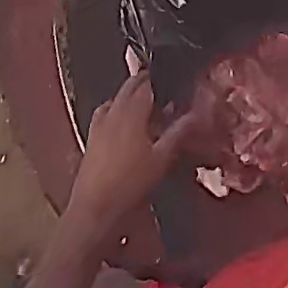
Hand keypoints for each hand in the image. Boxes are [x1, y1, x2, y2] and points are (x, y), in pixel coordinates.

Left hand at [66, 72, 196, 234]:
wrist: (95, 208)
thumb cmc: (132, 182)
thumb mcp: (161, 158)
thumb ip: (178, 133)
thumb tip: (196, 114)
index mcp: (132, 112)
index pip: (146, 85)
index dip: (159, 79)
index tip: (171, 80)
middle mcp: (114, 111)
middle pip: (128, 87)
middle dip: (144, 82)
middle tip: (160, 87)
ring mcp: (99, 123)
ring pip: (116, 98)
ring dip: (129, 94)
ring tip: (144, 102)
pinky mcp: (91, 137)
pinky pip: (104, 112)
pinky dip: (115, 108)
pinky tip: (121, 121)